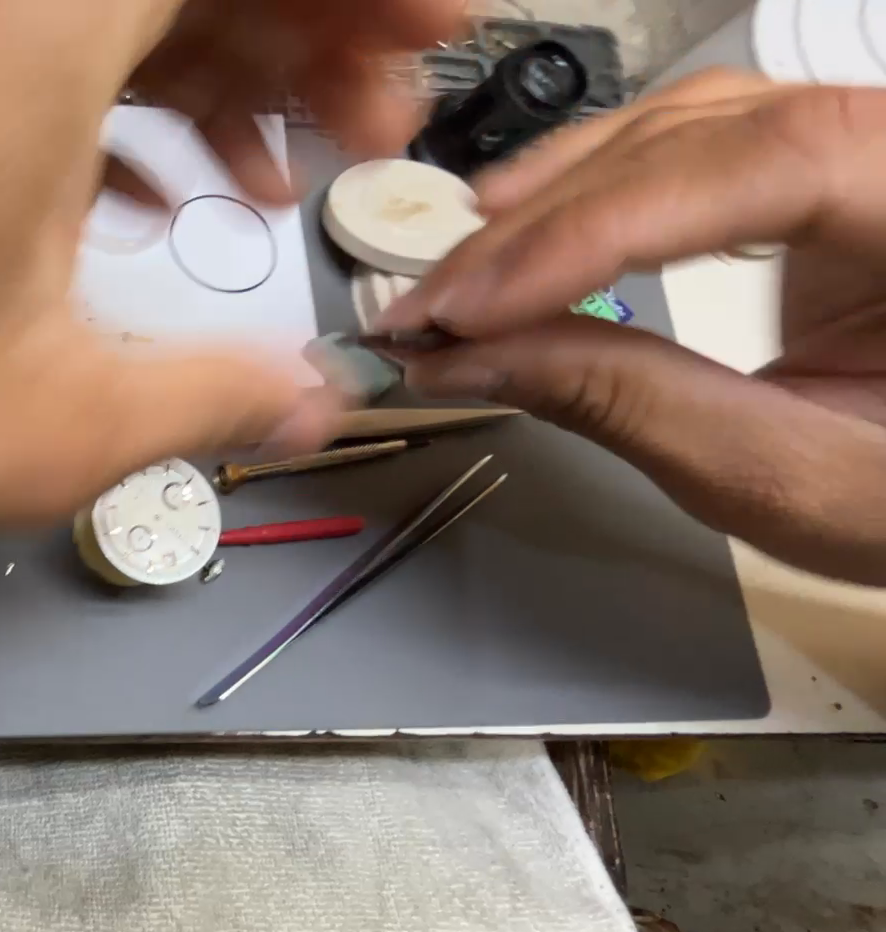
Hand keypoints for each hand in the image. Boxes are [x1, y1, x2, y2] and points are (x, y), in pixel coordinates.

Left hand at [0, 0, 454, 543]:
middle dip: (304, 23)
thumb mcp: (59, 423)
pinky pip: (31, 63)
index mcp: (34, 21)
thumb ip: (217, 397)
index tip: (432, 38)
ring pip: (106, 9)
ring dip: (215, 72)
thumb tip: (316, 402)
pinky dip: (112, 113)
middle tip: (373, 125)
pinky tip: (146, 205)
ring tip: (279, 182)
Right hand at [373, 70, 885, 584]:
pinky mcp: (818, 176)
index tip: (463, 315)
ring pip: (686, 125)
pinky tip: (511, 230)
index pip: (774, 166)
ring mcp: (872, 151)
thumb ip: (617, 401)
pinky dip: (579, 190)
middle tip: (423, 311)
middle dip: (538, 228)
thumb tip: (456, 360)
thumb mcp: (770, 473)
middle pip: (705, 136)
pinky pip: (687, 147)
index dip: (593, 233)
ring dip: (545, 200)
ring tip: (451, 278)